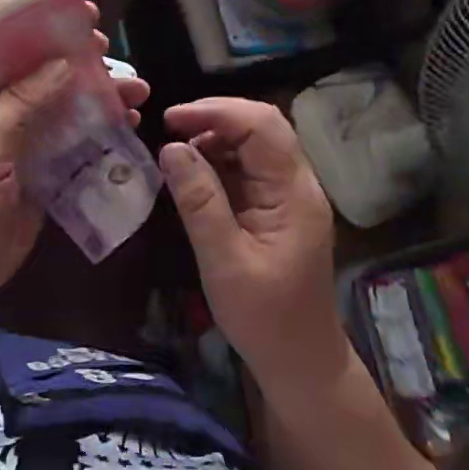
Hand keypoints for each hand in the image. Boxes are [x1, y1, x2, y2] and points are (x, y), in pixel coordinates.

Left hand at [0, 35, 150, 335]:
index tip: (75, 14)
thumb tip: (62, 64)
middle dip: (74, 62)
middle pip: (37, 77)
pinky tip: (127, 124)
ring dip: (96, 98)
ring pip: (61, 111)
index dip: (37, 30)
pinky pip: (72, 146)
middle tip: (109, 49)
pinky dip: (98, 135)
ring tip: (135, 90)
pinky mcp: (40, 176)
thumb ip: (18, 109)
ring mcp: (18, 146)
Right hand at [159, 98, 347, 386]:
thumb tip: (171, 148)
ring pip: (255, 144)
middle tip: (169, 128)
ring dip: (215, 138)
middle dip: (214, 117)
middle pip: (263, 126)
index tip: (170, 119)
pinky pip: (249, 169)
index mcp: (294, 193)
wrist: (299, 358)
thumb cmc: (263, 317)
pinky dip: (219, 162)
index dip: (215, 111)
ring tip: (176, 153)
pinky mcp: (277, 208)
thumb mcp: (223, 260)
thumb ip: (198, 201)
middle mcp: (298, 184)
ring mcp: (290, 195)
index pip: (262, 126)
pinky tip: (193, 174)